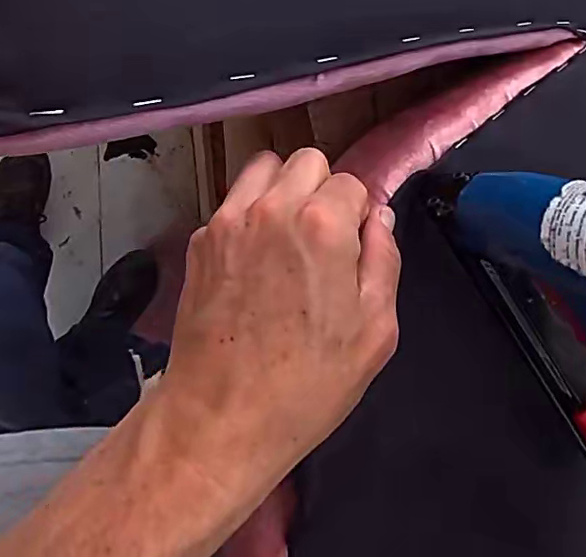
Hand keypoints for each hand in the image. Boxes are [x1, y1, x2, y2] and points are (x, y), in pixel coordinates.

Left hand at [0, 148, 398, 556]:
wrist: (216, 425)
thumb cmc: (307, 383)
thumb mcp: (376, 328)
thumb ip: (386, 258)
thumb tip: (378, 218)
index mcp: (324, 224)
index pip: (352, 182)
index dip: (359, 213)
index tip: (353, 247)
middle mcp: (274, 208)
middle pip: (309, 160)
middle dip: (323, 189)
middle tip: (323, 236)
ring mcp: (230, 221)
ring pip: (267, 166)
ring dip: (284, 188)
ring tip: (287, 233)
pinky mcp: (200, 241)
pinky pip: (235, 199)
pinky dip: (251, 211)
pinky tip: (255, 256)